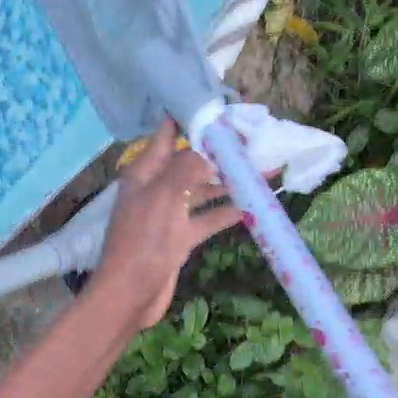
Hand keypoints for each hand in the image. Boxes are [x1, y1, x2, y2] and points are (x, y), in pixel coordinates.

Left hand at [94, 118, 241, 329]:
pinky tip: (257, 202)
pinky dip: (229, 209)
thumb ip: (189, 166)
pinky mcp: (179, 238)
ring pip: (204, 189)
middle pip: (192, 160)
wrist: (130, 294)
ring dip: (232, 180)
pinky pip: (208, 217)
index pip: (168, 134)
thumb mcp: (165, 195)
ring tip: (268, 166)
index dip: (193, 116)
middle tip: (258, 135)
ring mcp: (168, 214)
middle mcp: (156, 189)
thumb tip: (212, 148)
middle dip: (222, 149)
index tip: (223, 102)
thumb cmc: (142, 242)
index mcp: (144, 173)